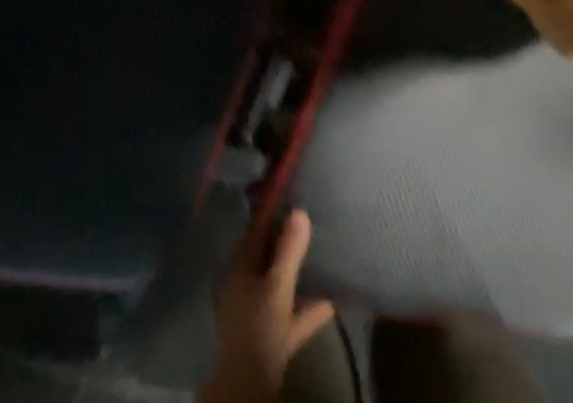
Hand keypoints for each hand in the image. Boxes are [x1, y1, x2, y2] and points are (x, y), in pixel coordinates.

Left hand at [202, 209, 335, 402]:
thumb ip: (289, 250)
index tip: (294, 190)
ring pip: (280, 282)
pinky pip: (292, 310)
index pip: (256, 230)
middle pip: (268, 255)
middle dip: (289, 239)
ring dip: (299, 270)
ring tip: (325, 253)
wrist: (250, 382)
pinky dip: (309, 303)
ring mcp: (257, 310)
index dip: (273, 210)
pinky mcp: (271, 332)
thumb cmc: (259, 326)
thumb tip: (299, 210)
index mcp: (240, 269)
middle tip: (316, 217)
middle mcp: (245, 285)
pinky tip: (332, 297)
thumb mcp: (277, 285)